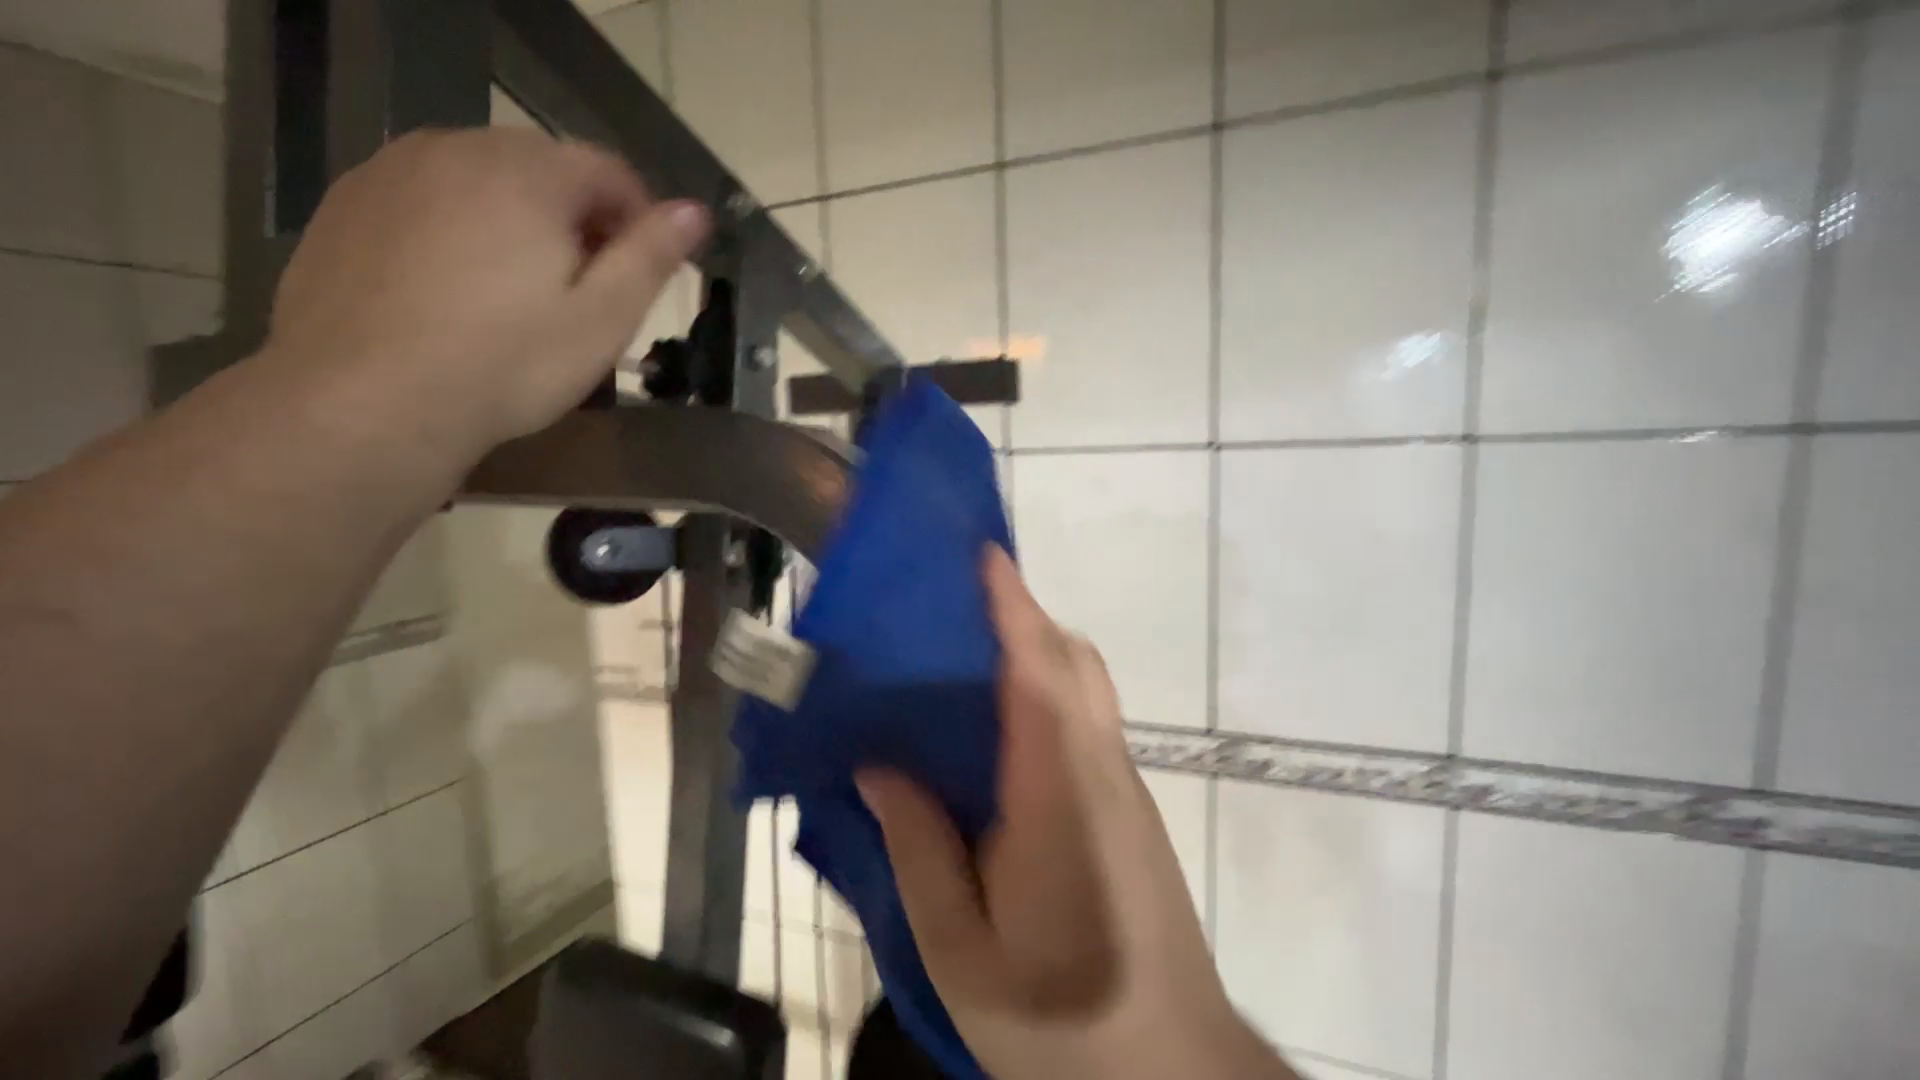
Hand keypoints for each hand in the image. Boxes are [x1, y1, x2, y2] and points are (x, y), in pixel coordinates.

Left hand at [265, 127, 708, 454]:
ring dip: (516, 220)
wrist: (365, 402)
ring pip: (480, 182)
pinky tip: (454, 292)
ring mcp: (390, 172)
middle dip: (577, 217)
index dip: (640, 217)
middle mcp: (455, 149)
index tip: (644, 271)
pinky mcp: (346, 205)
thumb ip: (651, 256)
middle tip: (585, 289)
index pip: (607, 169)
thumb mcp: (602, 319)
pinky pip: (425, 201)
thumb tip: (695, 211)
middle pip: (542, 168)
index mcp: (527, 173)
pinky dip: (456, 229)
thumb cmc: (505, 364)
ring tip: (519, 293)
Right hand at [858, 548, 1294, 1079]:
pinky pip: (1087, 730)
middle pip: (1075, 664)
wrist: (1174, 1073)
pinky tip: (994, 743)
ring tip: (958, 670)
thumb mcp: (959, 950)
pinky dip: (1045, 701)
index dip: (1011, 604)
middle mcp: (1105, 773)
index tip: (979, 552)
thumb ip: (917, 849)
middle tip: (947, 617)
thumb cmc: (1060, 1016)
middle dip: (1020, 619)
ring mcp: (1128, 794)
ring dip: (1034, 657)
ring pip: (1085, 693)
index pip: (1039, 669)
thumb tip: (878, 764)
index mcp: (1060, 793)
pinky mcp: (1133, 818)